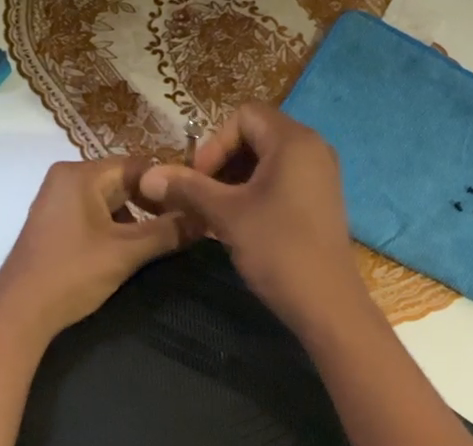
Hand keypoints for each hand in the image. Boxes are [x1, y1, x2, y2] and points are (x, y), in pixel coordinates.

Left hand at [0, 157, 190, 342]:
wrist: (20, 311)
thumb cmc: (72, 275)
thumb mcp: (125, 253)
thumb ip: (166, 233)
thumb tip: (203, 219)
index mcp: (81, 174)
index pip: (137, 165)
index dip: (168, 184)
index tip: (194, 204)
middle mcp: (65, 179)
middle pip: (121, 182)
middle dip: (151, 204)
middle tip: (181, 226)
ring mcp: (55, 202)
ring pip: (107, 202)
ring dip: (133, 220)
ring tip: (157, 243)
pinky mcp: (52, 226)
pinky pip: (91, 217)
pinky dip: (112, 230)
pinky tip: (125, 253)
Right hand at [137, 103, 365, 330]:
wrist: (325, 302)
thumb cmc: (277, 250)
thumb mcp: (227, 216)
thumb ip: (188, 190)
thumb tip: (147, 176)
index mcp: (293, 140)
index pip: (243, 116)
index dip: (213, 144)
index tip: (198, 183)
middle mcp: (312, 148)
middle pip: (256, 137)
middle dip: (222, 165)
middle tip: (202, 200)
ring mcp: (320, 177)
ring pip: (267, 164)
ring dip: (235, 184)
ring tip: (215, 217)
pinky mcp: (321, 203)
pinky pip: (282, 185)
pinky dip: (256, 197)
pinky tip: (240, 227)